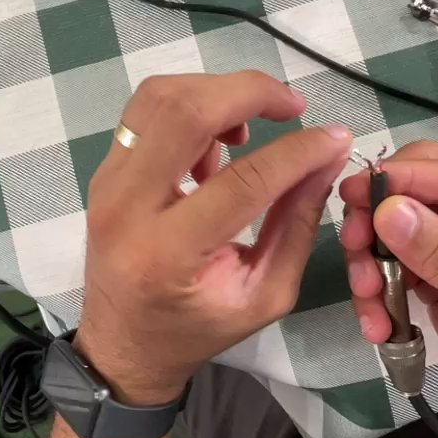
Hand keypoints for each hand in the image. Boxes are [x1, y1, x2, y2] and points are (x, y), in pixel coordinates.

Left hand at [78, 71, 352, 405]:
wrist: (122, 344)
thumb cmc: (195, 330)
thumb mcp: (263, 295)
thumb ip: (297, 225)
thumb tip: (326, 157)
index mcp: (168, 253)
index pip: (241, 180)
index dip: (296, 152)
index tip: (333, 138)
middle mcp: (127, 207)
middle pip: (184, 111)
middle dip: (250, 92)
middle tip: (292, 106)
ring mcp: (107, 183)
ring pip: (159, 97)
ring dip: (214, 94)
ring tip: (248, 131)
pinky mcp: (104, 171)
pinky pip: (146, 114)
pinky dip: (188, 109)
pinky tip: (213, 146)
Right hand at [339, 141, 437, 437]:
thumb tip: (388, 211)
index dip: (407, 180)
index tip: (352, 193)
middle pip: (428, 184)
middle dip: (383, 216)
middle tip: (353, 248)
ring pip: (404, 218)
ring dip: (376, 255)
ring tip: (368, 296)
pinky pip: (402, 256)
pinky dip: (383, 284)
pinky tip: (379, 320)